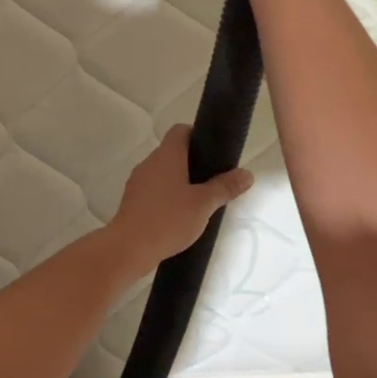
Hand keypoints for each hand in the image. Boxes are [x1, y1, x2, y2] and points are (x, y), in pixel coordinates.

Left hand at [107, 125, 253, 265]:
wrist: (130, 246)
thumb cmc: (169, 219)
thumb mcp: (204, 204)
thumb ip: (225, 187)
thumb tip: (247, 173)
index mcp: (166, 156)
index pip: (179, 131)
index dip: (197, 135)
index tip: (213, 152)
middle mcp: (149, 162)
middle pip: (172, 152)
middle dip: (193, 162)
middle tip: (213, 180)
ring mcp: (137, 181)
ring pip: (162, 172)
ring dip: (180, 180)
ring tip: (200, 199)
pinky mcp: (132, 199)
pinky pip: (153, 188)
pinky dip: (167, 194)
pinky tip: (180, 213)